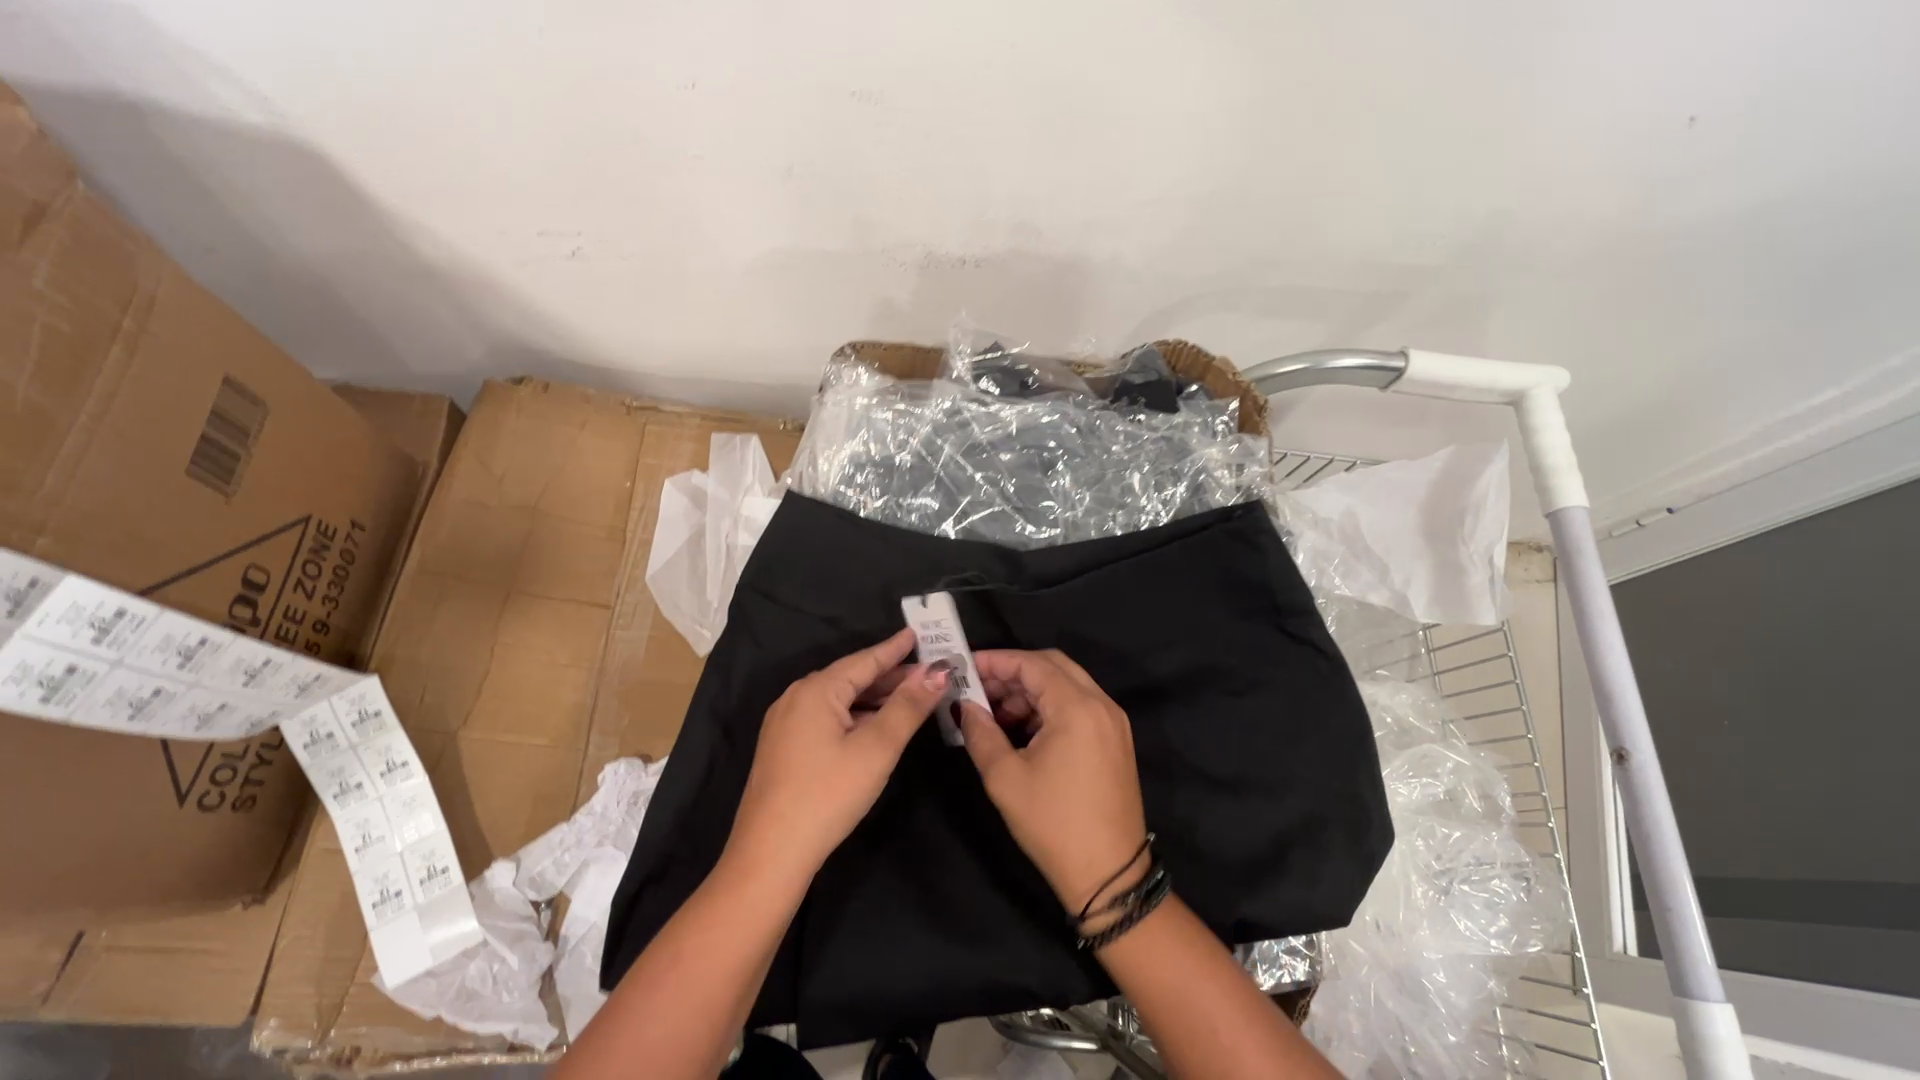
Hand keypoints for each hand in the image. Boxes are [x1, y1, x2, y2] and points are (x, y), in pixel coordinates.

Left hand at [728, 628, 948, 879]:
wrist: (770, 852)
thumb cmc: (828, 794)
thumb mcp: (876, 749)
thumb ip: (908, 707)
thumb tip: (937, 672)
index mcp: (817, 689)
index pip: (866, 660)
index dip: (896, 648)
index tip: (920, 633)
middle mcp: (796, 697)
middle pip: (851, 677)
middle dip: (891, 676)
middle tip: (930, 672)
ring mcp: (786, 723)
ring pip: (839, 699)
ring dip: (875, 698)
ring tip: (911, 697)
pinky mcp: (784, 747)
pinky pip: (827, 717)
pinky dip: (856, 715)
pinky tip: (875, 726)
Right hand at [960, 649, 1148, 914]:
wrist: (1109, 874)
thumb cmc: (1052, 823)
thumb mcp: (1004, 778)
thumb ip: (980, 732)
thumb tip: (964, 705)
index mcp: (1077, 707)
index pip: (1032, 664)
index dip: (995, 661)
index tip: (962, 669)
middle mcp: (1101, 704)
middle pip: (1053, 666)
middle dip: (1012, 672)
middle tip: (976, 689)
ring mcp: (1113, 722)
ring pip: (1067, 685)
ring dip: (1030, 691)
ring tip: (992, 715)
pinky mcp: (1115, 741)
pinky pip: (1079, 706)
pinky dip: (1049, 708)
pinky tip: (1020, 730)